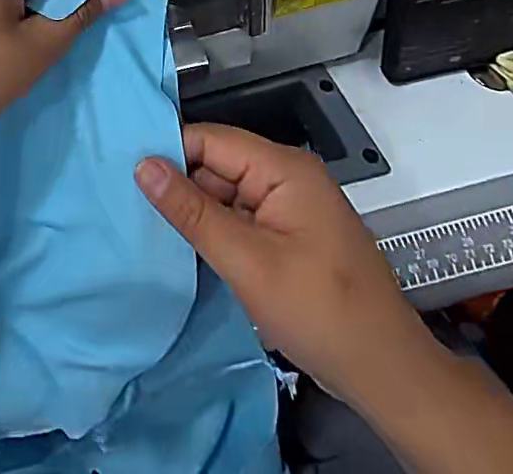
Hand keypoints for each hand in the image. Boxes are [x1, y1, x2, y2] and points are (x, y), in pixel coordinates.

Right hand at [135, 124, 431, 399]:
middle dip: (178, 184)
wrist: (386, 374)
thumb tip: (144, 167)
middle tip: (130, 204)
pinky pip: (237, 216)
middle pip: (215, 163)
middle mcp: (285, 176)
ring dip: (193, 210)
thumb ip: (192, 211)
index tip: (127, 172)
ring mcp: (286, 205)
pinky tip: (183, 244)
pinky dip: (212, 229)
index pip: (211, 139)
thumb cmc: (322, 313)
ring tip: (147, 224)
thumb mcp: (248, 261)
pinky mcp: (284, 231)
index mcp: (284, 168)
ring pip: (222, 192)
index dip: (169, 152)